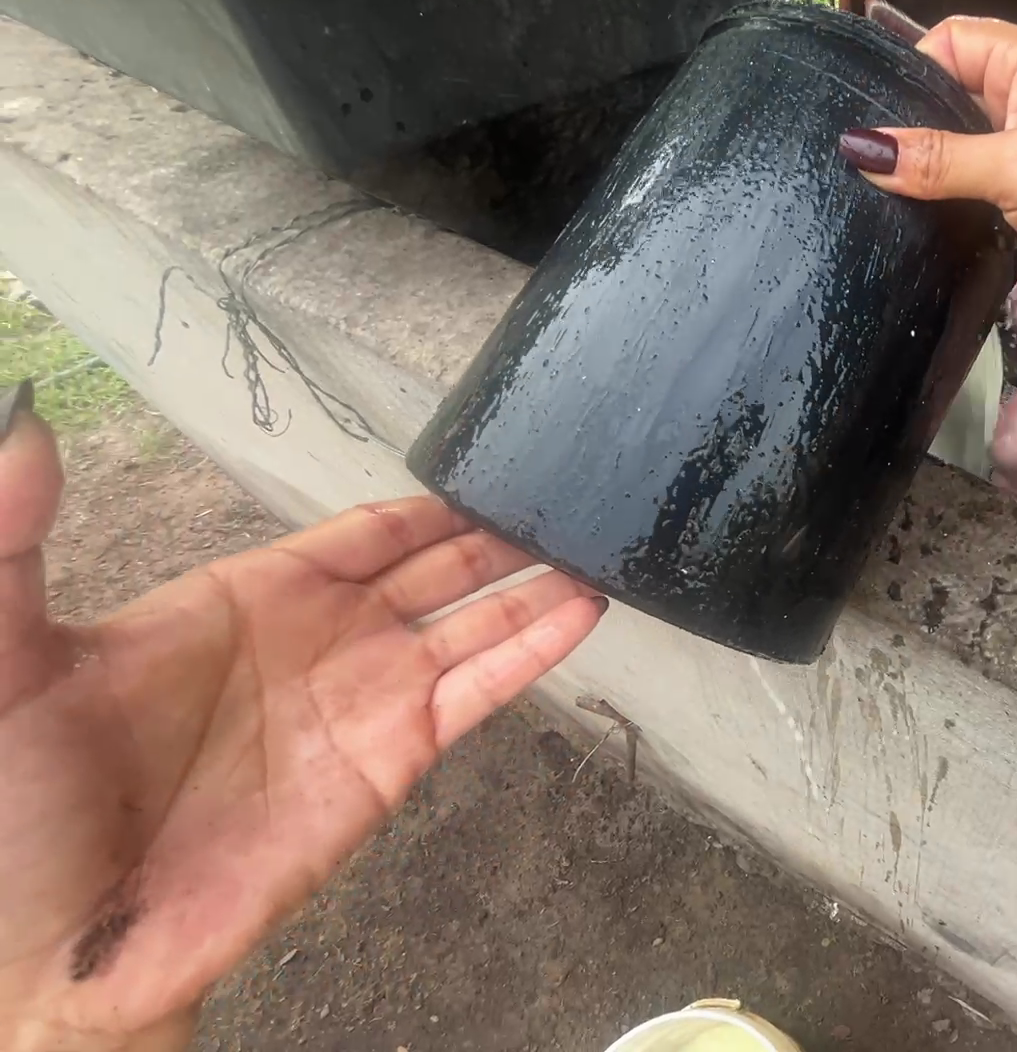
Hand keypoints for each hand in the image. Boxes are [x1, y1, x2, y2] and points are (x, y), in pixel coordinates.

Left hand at [0, 384, 606, 1050]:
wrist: (49, 956)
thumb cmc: (14, 800)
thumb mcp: (0, 659)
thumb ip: (11, 540)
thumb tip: (22, 418)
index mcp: (258, 596)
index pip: (373, 532)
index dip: (434, 505)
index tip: (495, 470)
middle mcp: (337, 634)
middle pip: (446, 567)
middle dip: (504, 536)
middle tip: (569, 504)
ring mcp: (382, 691)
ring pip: (483, 619)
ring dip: (539, 585)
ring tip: (599, 548)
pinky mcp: (412, 745)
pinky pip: (492, 682)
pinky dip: (543, 645)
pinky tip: (587, 609)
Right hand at [840, 17, 1016, 337]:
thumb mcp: (1015, 166)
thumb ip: (939, 159)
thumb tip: (862, 149)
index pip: (953, 42)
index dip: (910, 71)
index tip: (869, 121)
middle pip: (954, 96)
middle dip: (913, 125)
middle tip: (862, 165)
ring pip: (964, 149)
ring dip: (932, 171)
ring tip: (878, 196)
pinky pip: (979, 192)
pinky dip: (952, 204)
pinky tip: (920, 222)